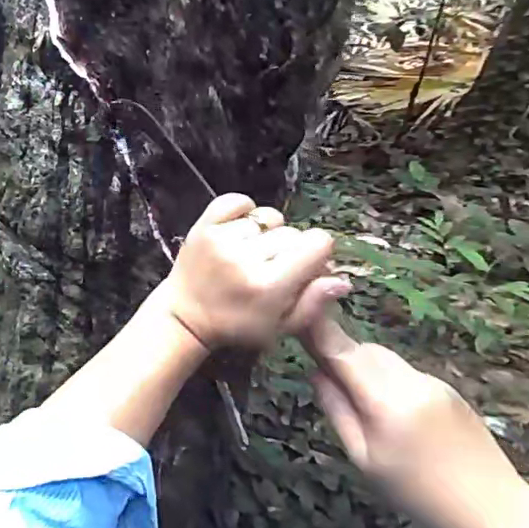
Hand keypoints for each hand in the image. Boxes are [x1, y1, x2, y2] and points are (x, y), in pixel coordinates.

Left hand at [156, 194, 343, 350]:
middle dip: (290, 248)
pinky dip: (243, 210)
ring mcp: (222, 239)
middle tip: (273, 267)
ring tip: (251, 253)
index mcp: (269, 285)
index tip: (307, 265)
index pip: (317, 244)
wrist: (185, 316)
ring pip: (266, 219)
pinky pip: (235, 201)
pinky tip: (242, 229)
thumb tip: (343, 278)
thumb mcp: (280, 327)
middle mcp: (246, 258)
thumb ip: (313, 303)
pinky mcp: (203, 226)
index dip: (318, 253)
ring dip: (265, 234)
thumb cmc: (237, 325)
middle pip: (292, 232)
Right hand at [300, 315, 528, 527]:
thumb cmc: (418, 494)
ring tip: (366, 411)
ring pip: (385, 359)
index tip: (298, 313)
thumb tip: (316, 373)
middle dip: (342, 357)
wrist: (494, 512)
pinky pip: (405, 373)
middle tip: (328, 384)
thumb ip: (337, 411)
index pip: (342, 351)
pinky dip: (389, 382)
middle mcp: (410, 381)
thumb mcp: (364, 460)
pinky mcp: (449, 388)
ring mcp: (433, 382)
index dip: (317, 329)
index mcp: (386, 402)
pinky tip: (398, 420)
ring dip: (365, 369)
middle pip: (363, 350)